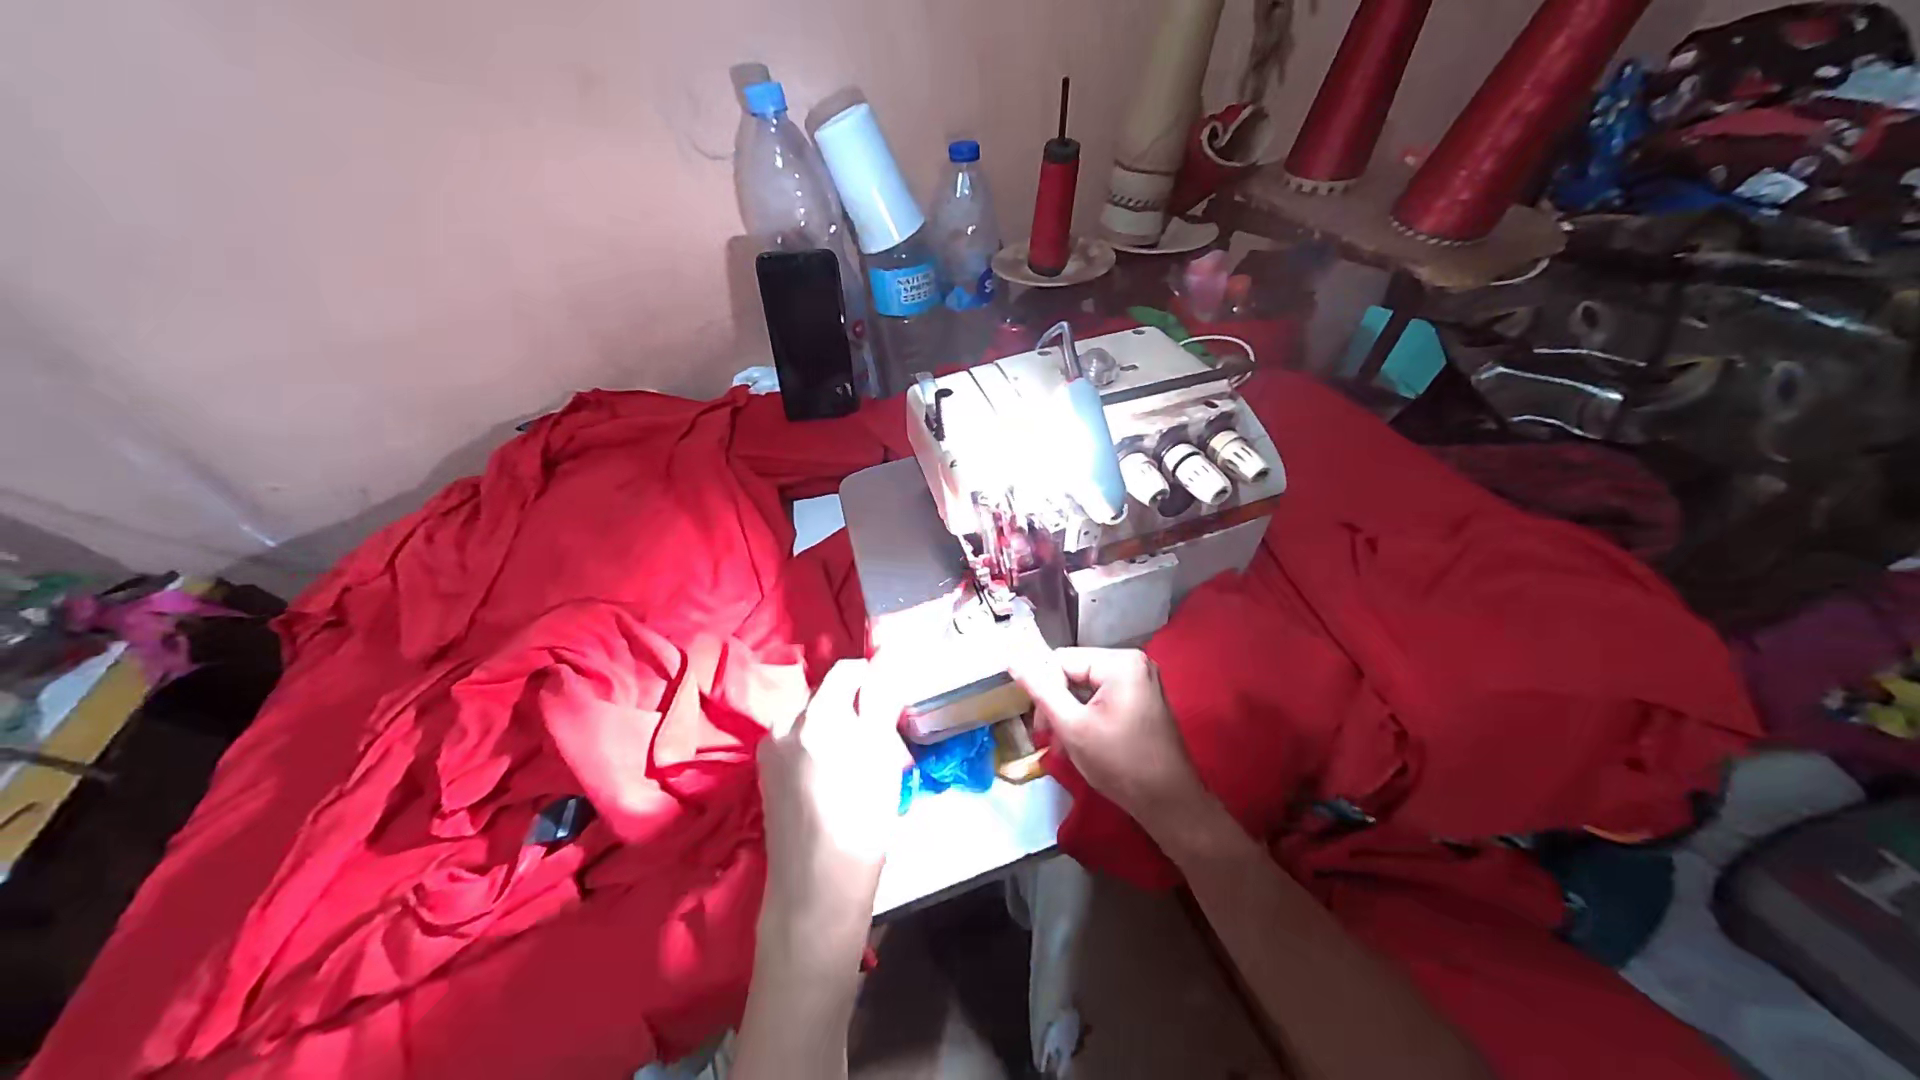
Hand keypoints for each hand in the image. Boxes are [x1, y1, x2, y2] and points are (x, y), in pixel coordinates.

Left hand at [757, 658, 910, 922]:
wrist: (816, 890)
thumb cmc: (861, 823)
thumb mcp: (882, 756)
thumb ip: (881, 701)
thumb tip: (885, 659)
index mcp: (815, 715)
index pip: (847, 671)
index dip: (875, 681)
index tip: (894, 707)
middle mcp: (784, 724)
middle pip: (830, 697)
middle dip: (858, 711)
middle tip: (884, 745)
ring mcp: (770, 750)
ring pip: (817, 721)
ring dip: (841, 731)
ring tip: (862, 768)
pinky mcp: (768, 775)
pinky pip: (801, 744)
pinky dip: (823, 750)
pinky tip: (839, 783)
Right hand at [1009, 647, 1210, 837]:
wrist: (1169, 803)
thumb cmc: (1120, 764)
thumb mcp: (1072, 726)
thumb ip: (1040, 690)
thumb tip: (1012, 659)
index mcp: (1120, 662)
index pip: (1061, 661)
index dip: (1045, 691)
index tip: (1042, 727)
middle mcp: (1133, 662)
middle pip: (1074, 672)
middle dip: (1057, 704)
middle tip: (1049, 738)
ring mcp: (1140, 680)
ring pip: (1085, 687)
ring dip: (1069, 714)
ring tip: (1063, 746)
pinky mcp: (1142, 697)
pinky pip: (1102, 697)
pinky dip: (1087, 717)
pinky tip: (1080, 742)